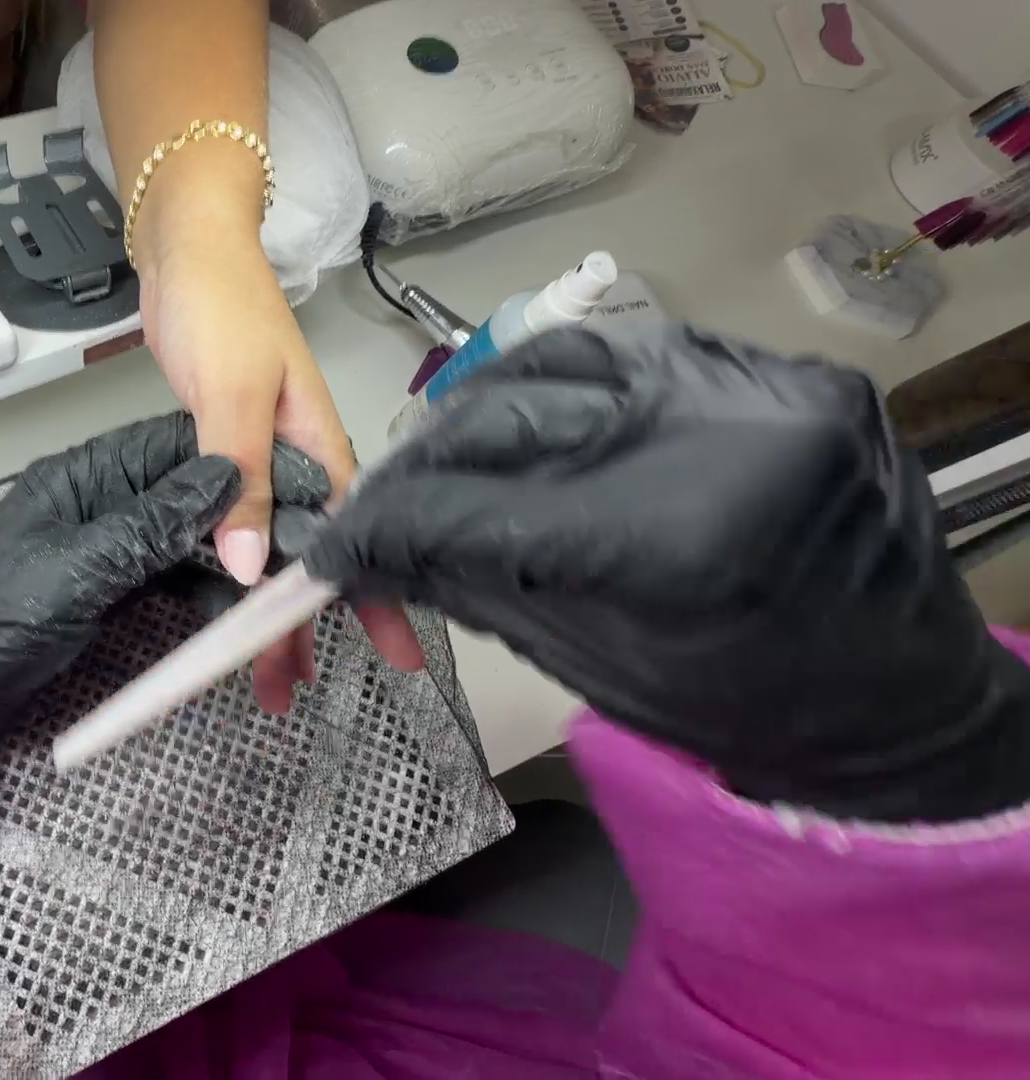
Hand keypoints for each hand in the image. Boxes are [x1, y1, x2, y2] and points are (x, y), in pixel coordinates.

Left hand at [0, 412, 330, 786]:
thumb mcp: (75, 568)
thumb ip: (152, 523)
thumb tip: (230, 477)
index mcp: (94, 472)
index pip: (190, 451)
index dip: (255, 475)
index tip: (317, 511)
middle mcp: (112, 497)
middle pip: (203, 506)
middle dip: (259, 547)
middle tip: (314, 592)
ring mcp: (116, 544)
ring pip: (197, 551)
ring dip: (242, 590)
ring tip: (289, 638)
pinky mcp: (117, 585)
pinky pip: (177, 584)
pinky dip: (211, 608)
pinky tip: (242, 637)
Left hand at [136, 215, 423, 712]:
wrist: (184, 257)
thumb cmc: (221, 310)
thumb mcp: (233, 392)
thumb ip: (241, 475)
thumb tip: (249, 567)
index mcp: (319, 448)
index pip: (352, 537)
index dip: (369, 597)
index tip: (394, 657)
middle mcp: (298, 462)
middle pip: (311, 555)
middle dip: (305, 622)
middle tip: (290, 687)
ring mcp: (262, 459)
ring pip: (273, 546)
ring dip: (266, 603)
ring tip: (258, 665)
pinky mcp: (227, 454)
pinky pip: (240, 523)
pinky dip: (237, 564)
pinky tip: (226, 597)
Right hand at [303, 321, 1029, 822]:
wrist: (892, 698)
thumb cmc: (728, 706)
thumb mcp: (570, 652)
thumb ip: (453, 580)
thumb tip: (360, 551)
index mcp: (669, 540)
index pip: (466, 510)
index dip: (378, 526)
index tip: (331, 546)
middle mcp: (715, 435)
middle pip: (500, 421)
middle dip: (414, 468)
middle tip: (374, 505)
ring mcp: (757, 386)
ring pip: (553, 360)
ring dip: (473, 412)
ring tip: (440, 460)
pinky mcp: (773, 370)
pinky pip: (620, 353)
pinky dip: (547, 387)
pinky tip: (519, 423)